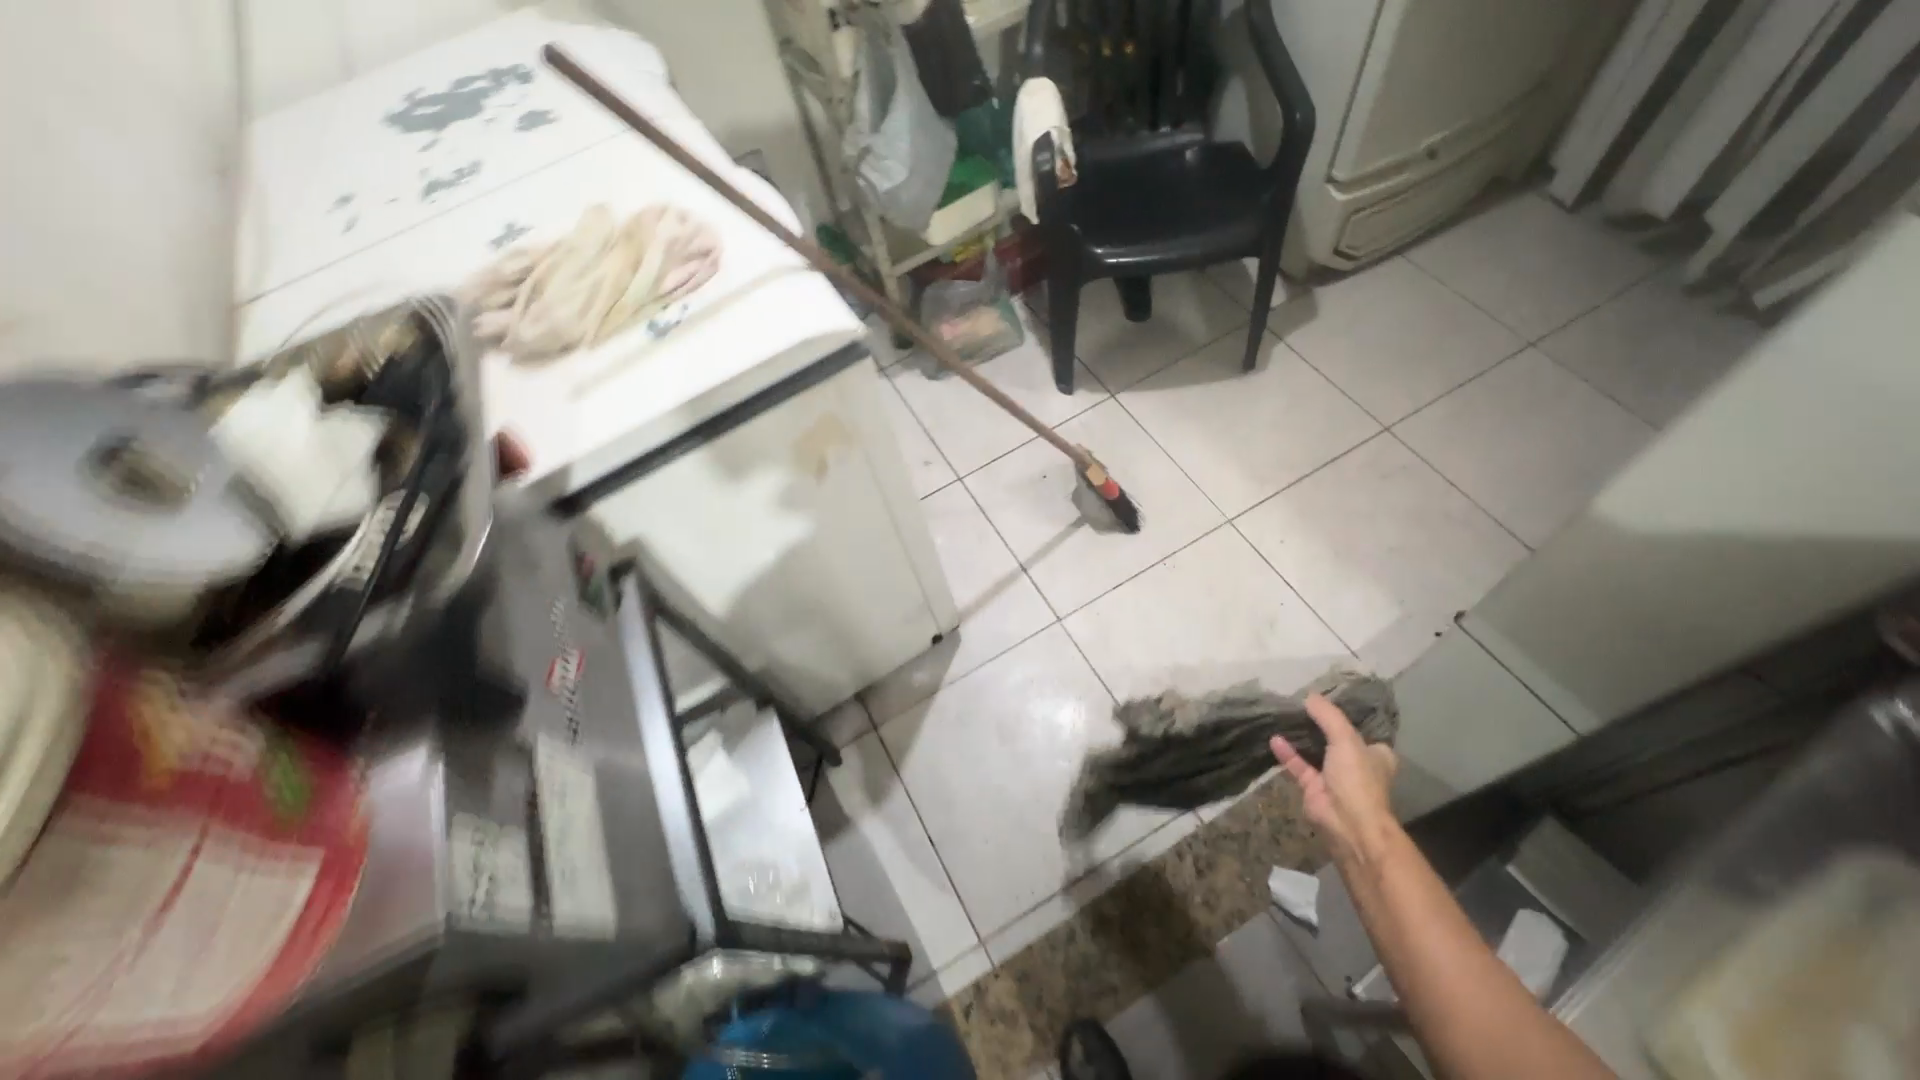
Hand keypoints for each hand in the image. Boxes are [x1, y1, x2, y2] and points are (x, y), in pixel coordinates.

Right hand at [1270, 694, 1399, 866]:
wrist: (1347, 823)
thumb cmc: (1357, 778)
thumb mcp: (1346, 738)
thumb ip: (1328, 715)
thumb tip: (1309, 695)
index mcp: (1376, 754)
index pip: (1362, 730)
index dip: (1346, 715)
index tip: (1327, 700)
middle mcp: (1357, 764)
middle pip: (1336, 739)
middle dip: (1319, 724)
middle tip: (1300, 704)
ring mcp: (1334, 777)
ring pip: (1315, 752)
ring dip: (1301, 737)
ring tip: (1284, 717)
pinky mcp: (1313, 787)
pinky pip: (1299, 765)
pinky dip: (1288, 753)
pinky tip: (1274, 738)